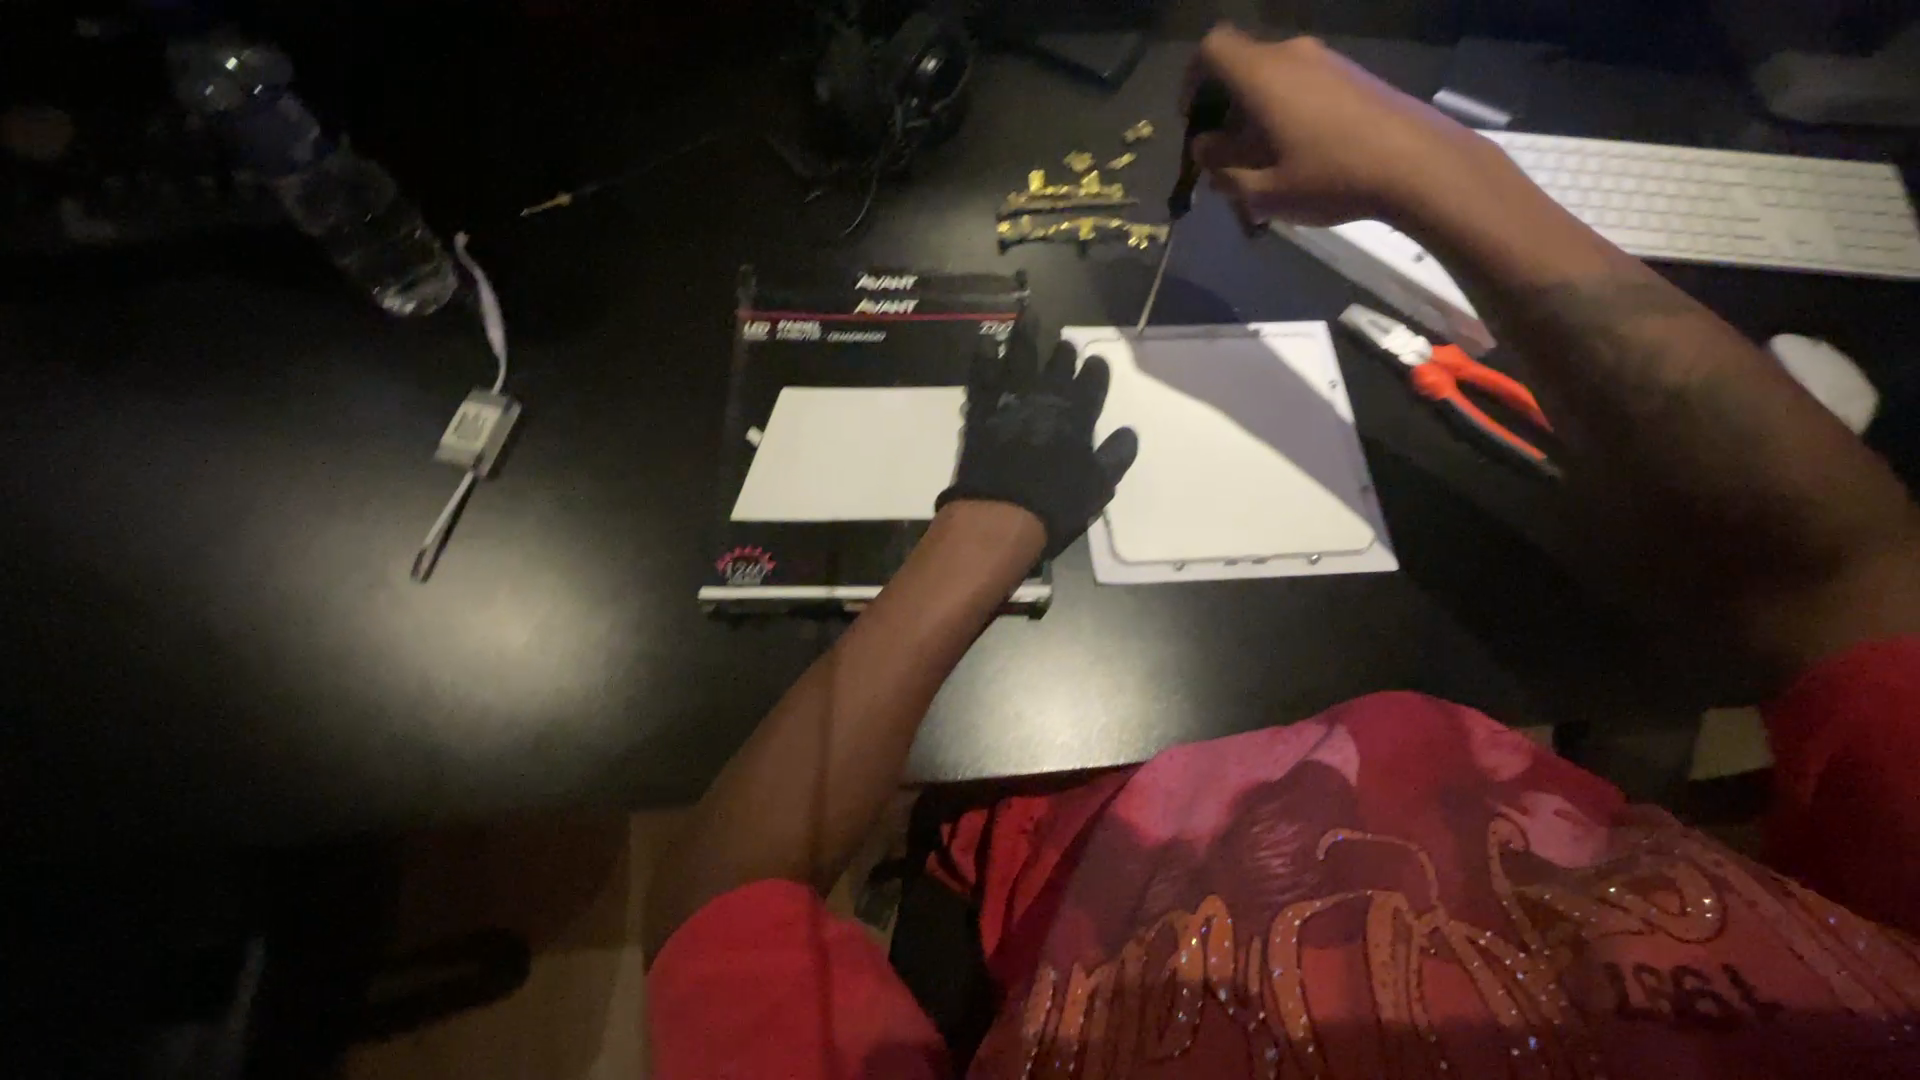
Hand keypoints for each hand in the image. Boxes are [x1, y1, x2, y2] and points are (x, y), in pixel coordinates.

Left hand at [937, 322, 1137, 559]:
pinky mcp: (981, 411)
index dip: (1096, 371)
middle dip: (1063, 352)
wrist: (1002, 511)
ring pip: (1020, 359)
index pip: (1093, 384)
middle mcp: (1046, 399)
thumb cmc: (1056, 503)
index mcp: (1078, 416)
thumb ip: (1116, 456)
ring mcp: (1011, 401)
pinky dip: (984, 357)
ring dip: (1024, 337)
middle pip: (1058, 367)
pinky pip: (982, 376)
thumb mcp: (1099, 485)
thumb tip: (1130, 433)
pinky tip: (985, 342)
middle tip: (1064, 341)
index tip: (1096, 360)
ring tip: (1026, 317)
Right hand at [1187, 25, 1485, 226]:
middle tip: (1224, 155)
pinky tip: (1297, 156)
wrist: (1416, 165)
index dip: (1192, 80)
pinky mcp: (1351, 76)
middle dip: (1224, 109)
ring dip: (1256, 115)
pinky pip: (1301, 86)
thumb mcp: (1259, 191)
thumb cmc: (1328, 177)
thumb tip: (1204, 149)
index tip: (1194, 120)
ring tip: (1261, 164)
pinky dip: (1285, 113)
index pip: (1211, 49)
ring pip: (1272, 79)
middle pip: (1241, 67)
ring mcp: (1326, 61)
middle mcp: (1291, 55)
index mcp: (1261, 75)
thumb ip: (1221, 169)